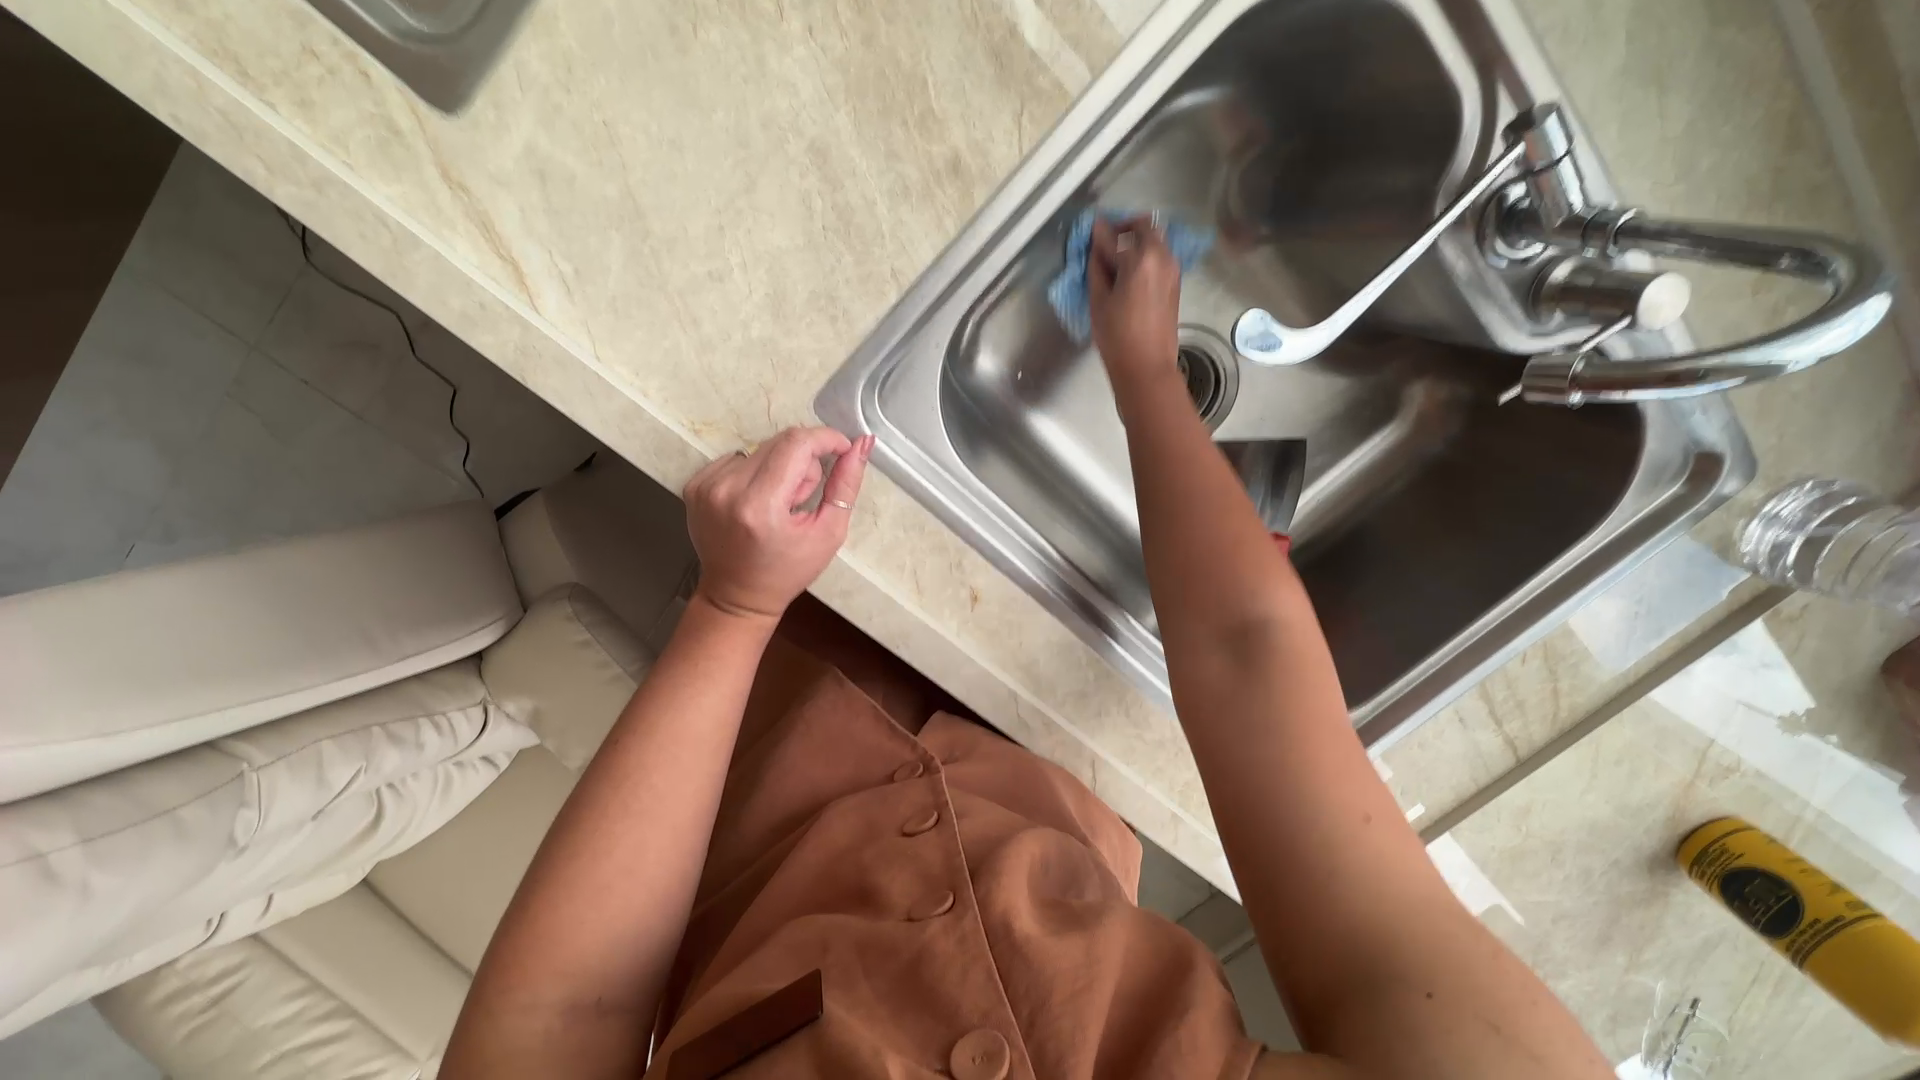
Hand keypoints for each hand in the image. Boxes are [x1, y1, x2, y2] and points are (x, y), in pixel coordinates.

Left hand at [683, 427, 873, 622]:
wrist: (736, 596)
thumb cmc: (788, 571)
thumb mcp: (828, 533)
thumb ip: (845, 485)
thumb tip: (861, 444)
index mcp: (760, 505)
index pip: (797, 444)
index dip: (826, 439)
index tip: (842, 448)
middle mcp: (727, 489)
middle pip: (780, 442)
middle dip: (804, 459)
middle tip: (804, 495)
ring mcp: (706, 485)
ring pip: (760, 448)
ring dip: (779, 467)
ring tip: (779, 503)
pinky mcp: (695, 484)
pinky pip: (738, 458)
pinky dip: (755, 473)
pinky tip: (756, 502)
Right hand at [1088, 216, 1181, 386]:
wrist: (1147, 367)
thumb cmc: (1117, 337)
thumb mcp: (1098, 301)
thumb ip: (1097, 267)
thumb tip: (1097, 248)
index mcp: (1139, 259)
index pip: (1115, 235)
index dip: (1099, 232)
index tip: (1089, 231)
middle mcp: (1161, 256)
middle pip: (1143, 225)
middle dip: (1122, 228)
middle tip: (1105, 242)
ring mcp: (1172, 268)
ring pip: (1155, 237)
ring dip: (1136, 239)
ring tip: (1116, 258)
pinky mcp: (1175, 281)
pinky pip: (1160, 253)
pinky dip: (1145, 252)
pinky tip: (1129, 271)